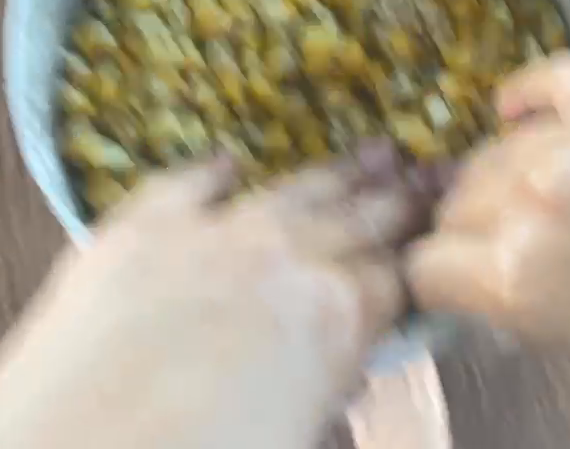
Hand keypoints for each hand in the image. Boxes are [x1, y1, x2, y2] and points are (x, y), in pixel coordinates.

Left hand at [0, 148, 428, 448]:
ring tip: (374, 149)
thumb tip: (334, 387)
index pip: (395, 278)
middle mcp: (287, 258)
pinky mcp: (137, 233)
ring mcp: (213, 235)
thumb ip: (326, 400)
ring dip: (339, 171)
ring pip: (296, 190)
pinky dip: (210, 173)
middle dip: (399, 200)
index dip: (418, 261)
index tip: (432, 243)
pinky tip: (230, 159)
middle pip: (363, 219)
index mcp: (335, 318)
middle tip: (428, 175)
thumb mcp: (295, 446)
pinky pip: (185, 186)